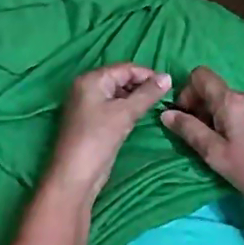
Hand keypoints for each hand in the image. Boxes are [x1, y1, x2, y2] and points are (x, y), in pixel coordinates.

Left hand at [51, 63, 170, 199]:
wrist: (74, 176)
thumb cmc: (98, 138)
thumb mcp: (125, 113)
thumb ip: (148, 94)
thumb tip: (168, 77)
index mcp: (91, 79)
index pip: (125, 68)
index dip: (147, 74)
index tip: (168, 84)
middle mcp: (86, 87)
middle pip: (120, 78)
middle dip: (141, 85)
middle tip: (163, 95)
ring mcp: (86, 104)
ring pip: (117, 93)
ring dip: (135, 97)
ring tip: (154, 105)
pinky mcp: (90, 120)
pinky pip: (112, 106)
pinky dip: (126, 107)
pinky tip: (139, 114)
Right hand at [160, 66, 243, 223]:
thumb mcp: (215, 155)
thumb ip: (190, 130)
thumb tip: (167, 113)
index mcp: (231, 100)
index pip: (201, 75)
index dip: (187, 92)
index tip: (186, 117)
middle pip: (218, 91)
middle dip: (203, 109)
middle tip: (201, 140)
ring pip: (235, 103)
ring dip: (222, 118)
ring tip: (224, 148)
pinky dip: (241, 123)